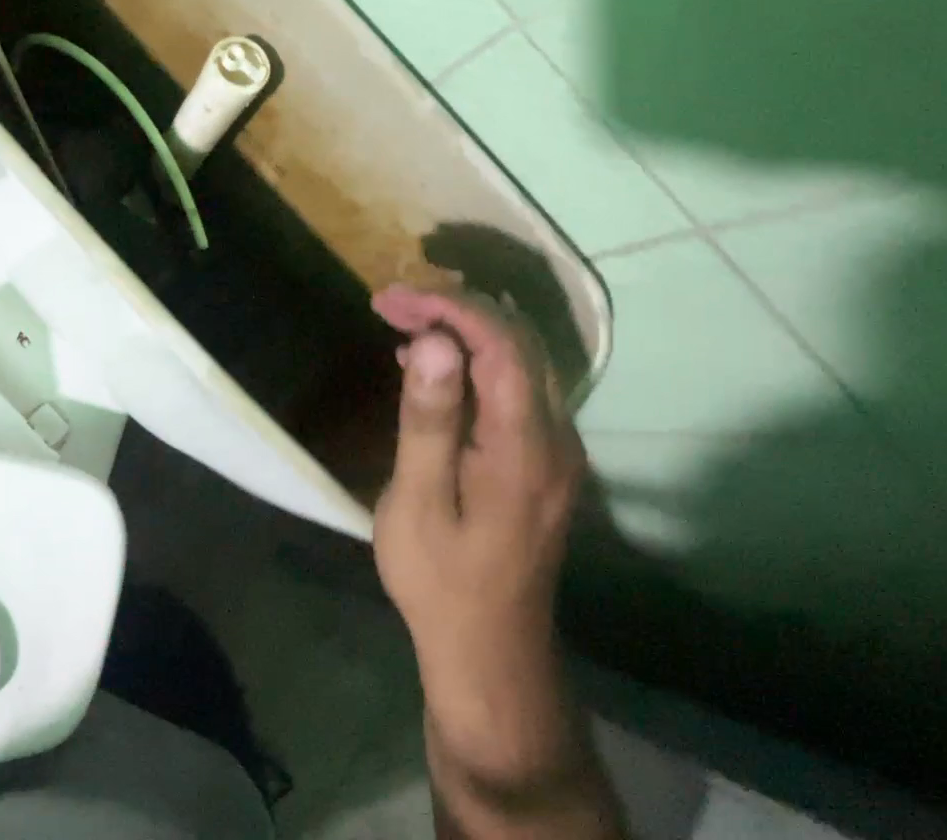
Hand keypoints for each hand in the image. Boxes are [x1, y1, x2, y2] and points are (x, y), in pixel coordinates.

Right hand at [370, 288, 585, 778]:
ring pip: (523, 363)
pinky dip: (477, 362)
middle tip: (389, 303)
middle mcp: (557, 438)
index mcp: (525, 445)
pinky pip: (518, 390)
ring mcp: (558, 451)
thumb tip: (435, 344)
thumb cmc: (440, 576)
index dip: (449, 307)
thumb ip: (429, 420)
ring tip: (404, 322)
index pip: (501, 345)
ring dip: (467, 331)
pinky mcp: (544, 463)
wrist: (488, 647)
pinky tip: (435, 367)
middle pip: (520, 344)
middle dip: (456, 309)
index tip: (389, 298)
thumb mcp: (417, 501)